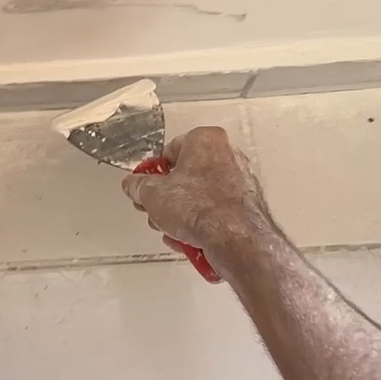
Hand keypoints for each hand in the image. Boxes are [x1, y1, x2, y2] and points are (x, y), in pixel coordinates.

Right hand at [121, 127, 276, 270]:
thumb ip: (137, 186)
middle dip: (169, 196)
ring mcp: (241, 181)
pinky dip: (202, 225)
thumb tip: (133, 185)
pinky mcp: (247, 206)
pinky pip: (216, 213)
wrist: (234, 239)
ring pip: (201, 197)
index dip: (154, 171)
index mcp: (205, 139)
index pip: (170, 150)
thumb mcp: (151, 194)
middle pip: (187, 175)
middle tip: (157, 209)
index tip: (146, 183)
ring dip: (183, 214)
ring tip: (172, 229)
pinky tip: (188, 239)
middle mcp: (227, 155)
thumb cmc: (203, 208)